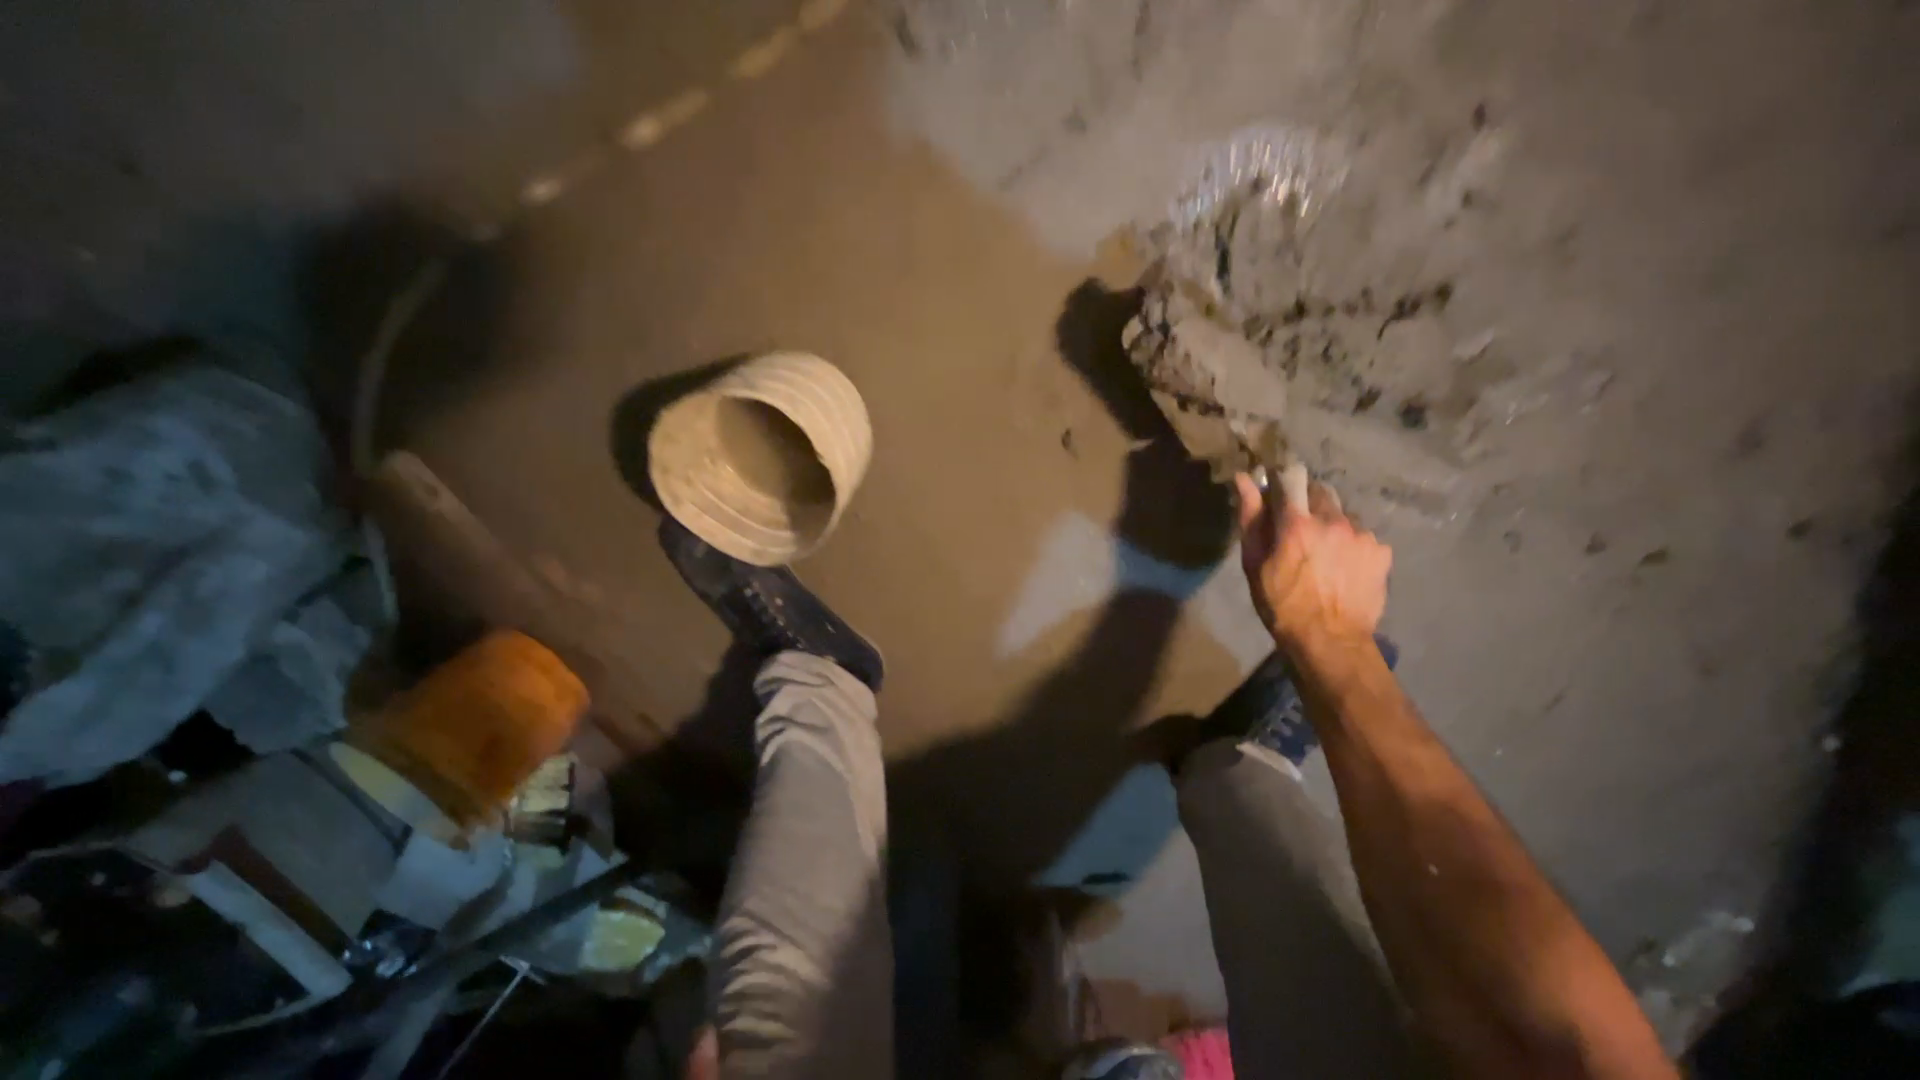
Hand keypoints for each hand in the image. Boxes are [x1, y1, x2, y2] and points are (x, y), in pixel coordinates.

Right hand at [1234, 466, 1391, 652]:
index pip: (1291, 477)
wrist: (1330, 642)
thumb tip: (1244, 479)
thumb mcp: (1255, 564)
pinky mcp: (1381, 551)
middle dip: (1308, 504)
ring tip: (1325, 554)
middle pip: (1320, 492)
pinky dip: (1352, 545)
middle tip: (1300, 531)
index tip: (1277, 495)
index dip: (1282, 482)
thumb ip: (1252, 518)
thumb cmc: (1282, 605)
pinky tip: (1345, 567)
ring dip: (1332, 525)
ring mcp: (1362, 535)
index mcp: (1297, 522)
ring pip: (1344, 514)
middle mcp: (1334, 520)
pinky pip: (1363, 536)